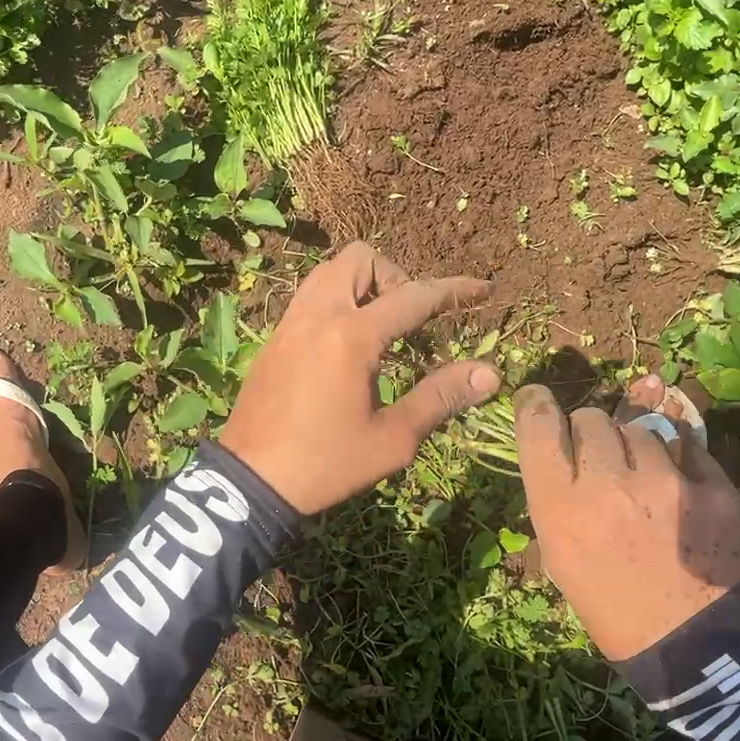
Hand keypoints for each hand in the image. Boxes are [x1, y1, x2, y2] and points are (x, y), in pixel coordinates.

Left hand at [220, 242, 499, 514]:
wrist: (251, 481)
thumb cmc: (326, 464)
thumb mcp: (392, 439)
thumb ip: (439, 397)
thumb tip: (488, 373)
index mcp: (351, 336)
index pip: (414, 296)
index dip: (454, 290)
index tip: (482, 289)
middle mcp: (317, 316)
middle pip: (360, 259)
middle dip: (395, 276)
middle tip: (410, 318)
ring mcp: (289, 325)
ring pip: (328, 273)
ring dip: (361, 284)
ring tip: (380, 324)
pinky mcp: (272, 340)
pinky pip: (308, 298)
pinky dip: (335, 302)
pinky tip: (345, 344)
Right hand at [511, 375, 739, 660]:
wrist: (691, 645)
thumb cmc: (609, 603)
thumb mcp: (558, 552)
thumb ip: (554, 492)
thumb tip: (560, 440)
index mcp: (560, 507)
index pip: (538, 425)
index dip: (535, 404)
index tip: (538, 399)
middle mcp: (608, 486)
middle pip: (590, 418)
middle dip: (590, 433)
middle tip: (598, 460)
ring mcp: (665, 484)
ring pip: (640, 429)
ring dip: (635, 446)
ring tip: (642, 484)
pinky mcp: (714, 490)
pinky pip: (686, 446)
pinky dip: (677, 459)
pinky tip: (674, 490)